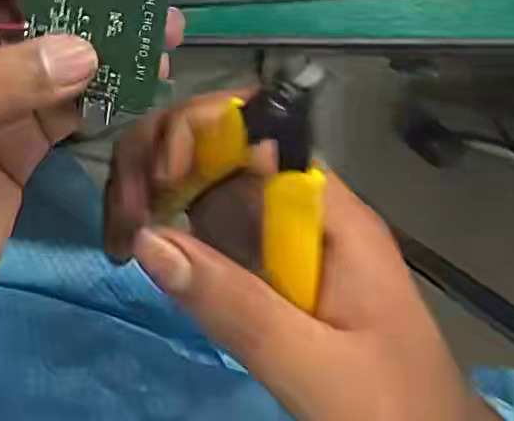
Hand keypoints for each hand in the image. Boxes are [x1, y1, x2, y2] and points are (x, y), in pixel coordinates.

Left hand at [0, 0, 183, 395]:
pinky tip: (140, 87)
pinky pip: (64, 116)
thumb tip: (83, 49)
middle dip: (75, 6)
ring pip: (50, 65)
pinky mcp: (15, 159)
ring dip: (101, 51)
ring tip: (161, 39)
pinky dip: (101, 100)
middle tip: (142, 4)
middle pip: (20, 16)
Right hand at [105, 89, 495, 420]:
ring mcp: (259, 218)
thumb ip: (240, 310)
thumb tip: (146, 239)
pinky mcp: (241, 247)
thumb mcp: (323, 373)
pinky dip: (146, 213)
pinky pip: (183, 206)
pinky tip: (128, 243)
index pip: (248, 121)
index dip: (194, 130)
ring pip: (184, 164)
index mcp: (318, 203)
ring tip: (118, 237)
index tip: (159, 182)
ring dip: (140, 183)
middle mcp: (283, 193)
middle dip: (152, 157)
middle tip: (123, 219)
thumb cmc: (395, 413)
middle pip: (204, 134)